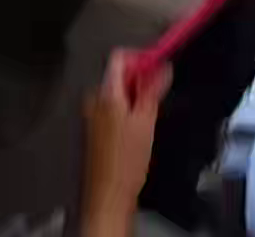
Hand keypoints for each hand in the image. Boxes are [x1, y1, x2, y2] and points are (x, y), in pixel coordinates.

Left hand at [81, 50, 169, 236]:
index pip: (119, 56)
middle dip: (138, 79)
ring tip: (148, 114)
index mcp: (106, 92)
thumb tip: (164, 66)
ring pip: (116, 91)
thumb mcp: (146, 120)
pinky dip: (124, 108)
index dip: (139, 57)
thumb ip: (153, 89)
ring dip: (133, 95)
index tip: (157, 67)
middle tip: (156, 94)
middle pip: (118, 74)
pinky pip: (110, 106)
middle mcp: (94, 97)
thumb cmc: (128, 159)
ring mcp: (91, 113)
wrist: (107, 198)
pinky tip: (135, 128)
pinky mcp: (92, 128)